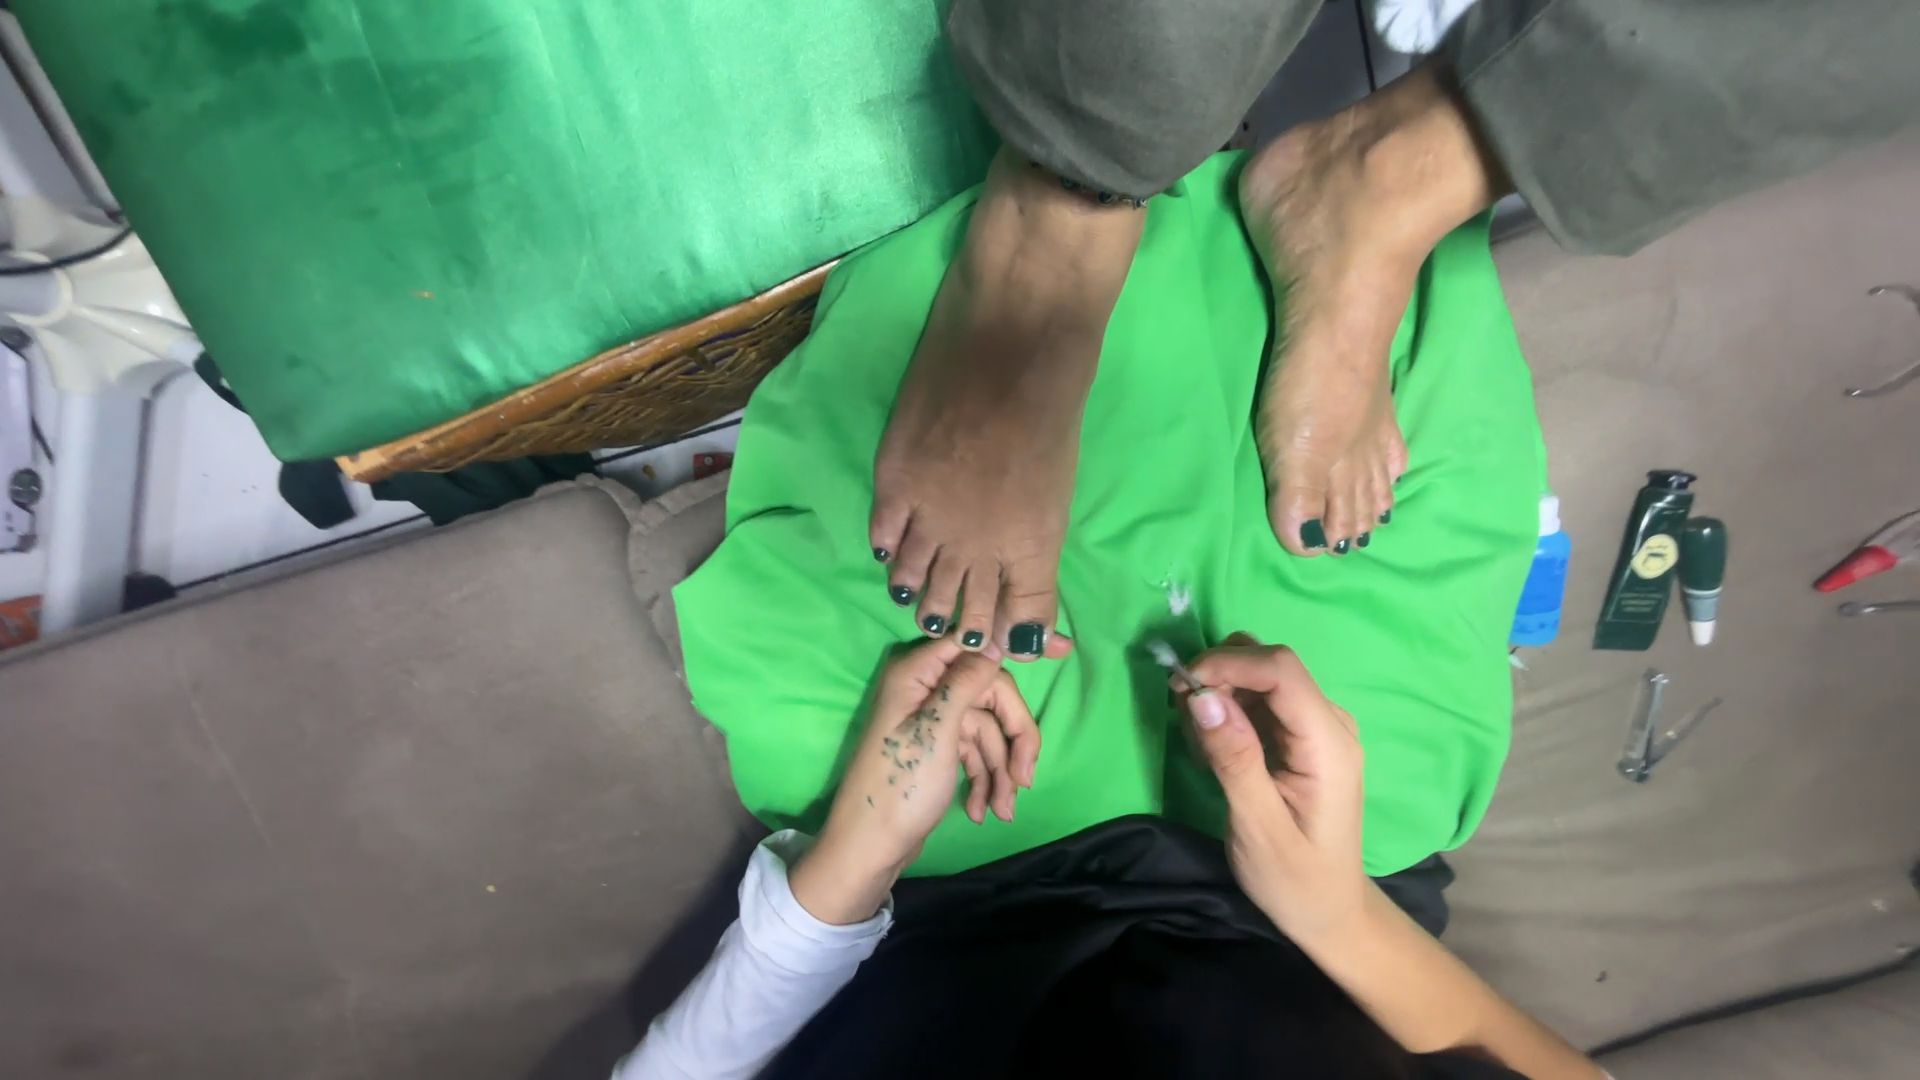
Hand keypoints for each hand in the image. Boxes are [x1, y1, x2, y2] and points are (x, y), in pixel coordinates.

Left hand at [790, 639, 1038, 923]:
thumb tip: (996, 639)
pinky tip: (981, 812)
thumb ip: (966, 682)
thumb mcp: (936, 731)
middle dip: (1013, 738)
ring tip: (1003, 811)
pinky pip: (976, 753)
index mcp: (918, 673)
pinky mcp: (939, 748)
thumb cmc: (898, 787)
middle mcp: (926, 688)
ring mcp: (933, 720)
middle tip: (1025, 779)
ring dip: (1001, 770)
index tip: (1065, 651)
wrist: (868, 850)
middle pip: (992, 695)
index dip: (1016, 652)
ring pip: (989, 730)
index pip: (979, 649)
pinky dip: (984, 780)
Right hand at [1174, 633, 1367, 940]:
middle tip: (1182, 718)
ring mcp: (1313, 723)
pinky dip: (1223, 706)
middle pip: (1267, 662)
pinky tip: (1212, 748)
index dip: (1226, 663)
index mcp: (1328, 744)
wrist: (1328, 912)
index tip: (1181, 688)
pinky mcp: (1295, 731)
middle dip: (1217, 675)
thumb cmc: (1295, 879)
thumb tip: (1202, 696)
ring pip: (1256, 672)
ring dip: (1216, 691)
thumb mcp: (1257, 827)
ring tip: (1199, 744)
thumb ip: (1234, 758)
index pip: (1280, 669)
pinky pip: (1254, 694)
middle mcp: (1328, 721)